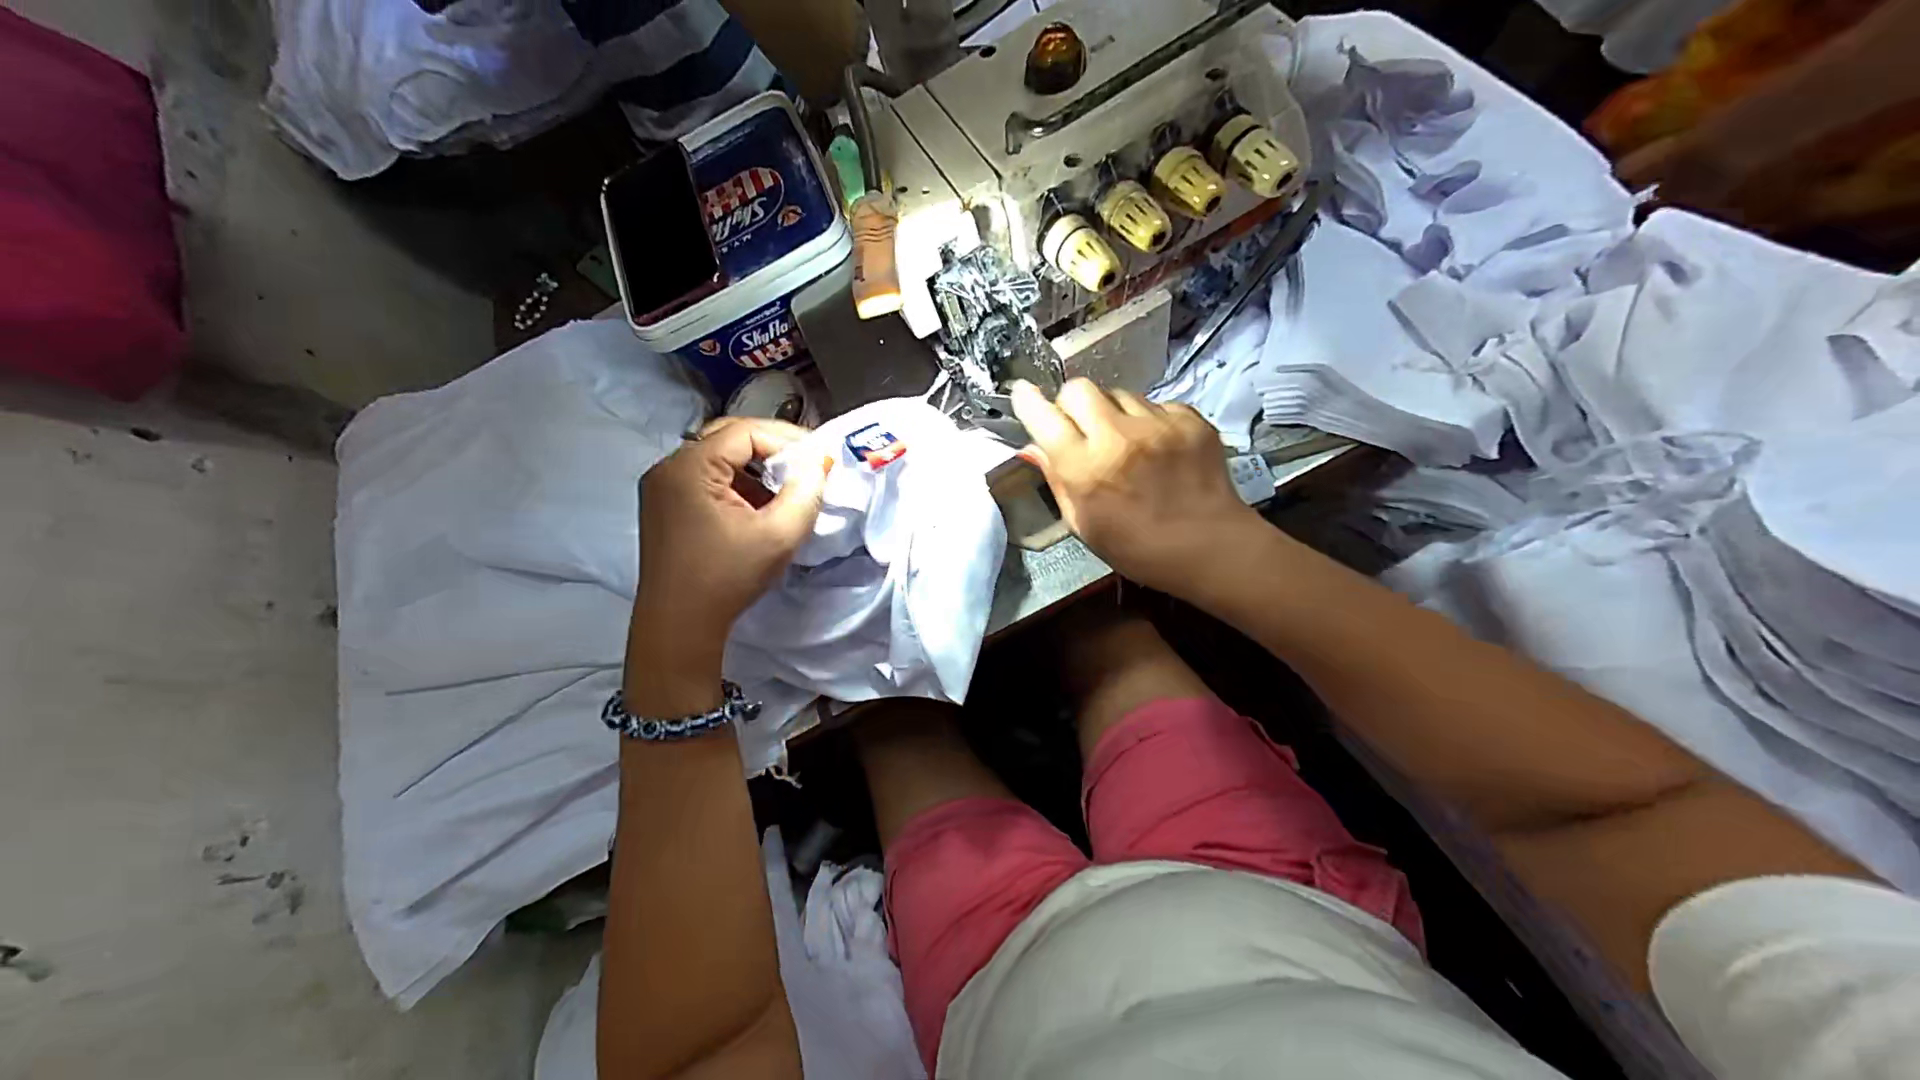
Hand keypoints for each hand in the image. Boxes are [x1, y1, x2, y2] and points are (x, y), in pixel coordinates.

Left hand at [632, 417, 832, 665]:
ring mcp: (662, 488)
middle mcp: (669, 468)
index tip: (819, 459)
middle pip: (729, 438)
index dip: (787, 439)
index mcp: (689, 468)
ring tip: (788, 488)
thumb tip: (819, 464)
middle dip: (773, 449)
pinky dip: (738, 485)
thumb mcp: (779, 535)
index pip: (745, 432)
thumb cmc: (728, 578)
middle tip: (807, 466)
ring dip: (756, 468)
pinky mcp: (665, 507)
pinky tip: (760, 507)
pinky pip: (707, 480)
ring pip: (719, 459)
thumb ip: (807, 492)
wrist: (679, 626)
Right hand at [1010, 378, 1268, 596]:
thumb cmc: (1137, 548)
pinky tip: (1157, 448)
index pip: (1043, 415)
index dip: (1028, 401)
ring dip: (1112, 412)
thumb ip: (1057, 480)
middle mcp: (1118, 436)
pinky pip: (1155, 404)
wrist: (1209, 547)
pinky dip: (1148, 421)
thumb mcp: (1084, 524)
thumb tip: (1034, 447)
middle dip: (1072, 403)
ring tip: (1125, 442)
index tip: (1023, 394)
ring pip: (1119, 393)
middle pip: (1079, 388)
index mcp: (1085, 468)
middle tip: (1080, 426)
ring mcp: (1157, 423)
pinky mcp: (1189, 419)